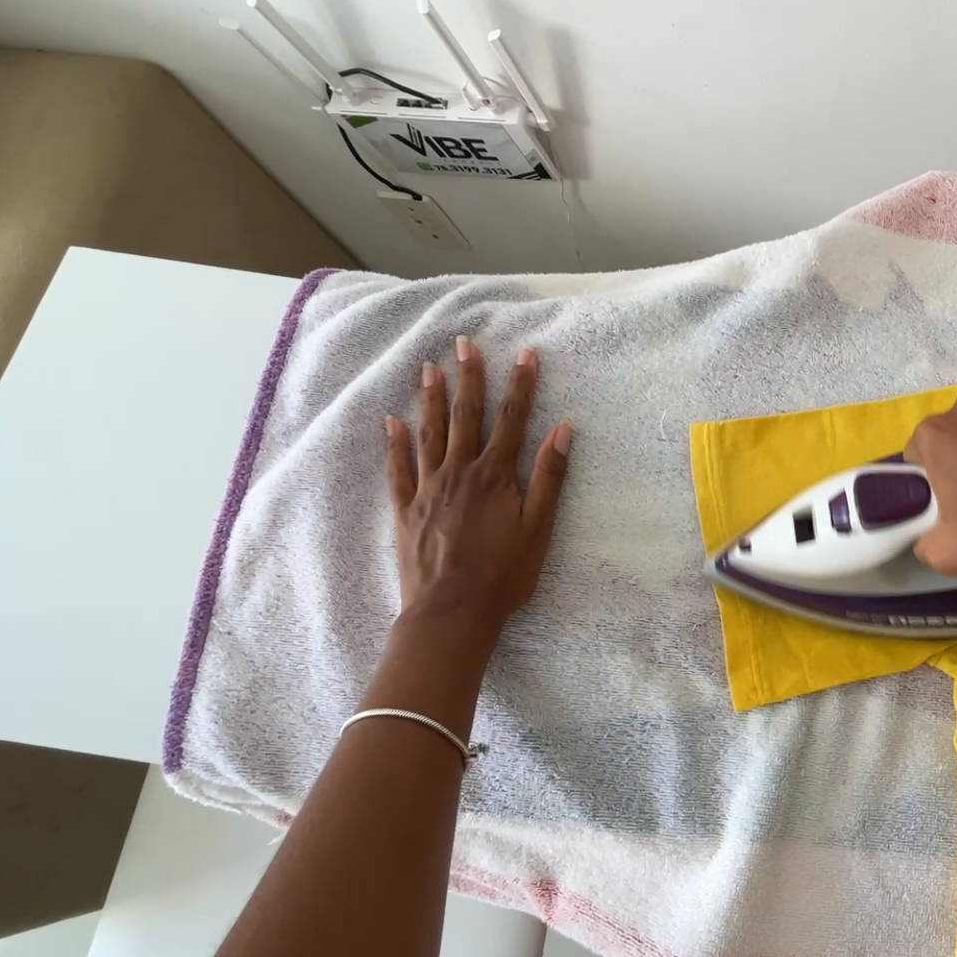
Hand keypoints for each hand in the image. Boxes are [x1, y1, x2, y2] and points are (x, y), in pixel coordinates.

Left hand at [385, 339, 571, 658]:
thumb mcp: (539, 527)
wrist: (452, 612)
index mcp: (495, 476)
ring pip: (430, 434)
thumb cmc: (504, 573)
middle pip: (466, 417)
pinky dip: (396, 444)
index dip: (521, 386)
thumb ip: (549, 476)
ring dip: (432, 400)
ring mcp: (428, 489)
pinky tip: (393, 422)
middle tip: (464, 344)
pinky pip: (399, 469)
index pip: (512, 421)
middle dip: (469, 378)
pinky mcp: (406, 511)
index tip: (525, 354)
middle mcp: (460, 472)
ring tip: (430, 368)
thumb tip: (563, 430)